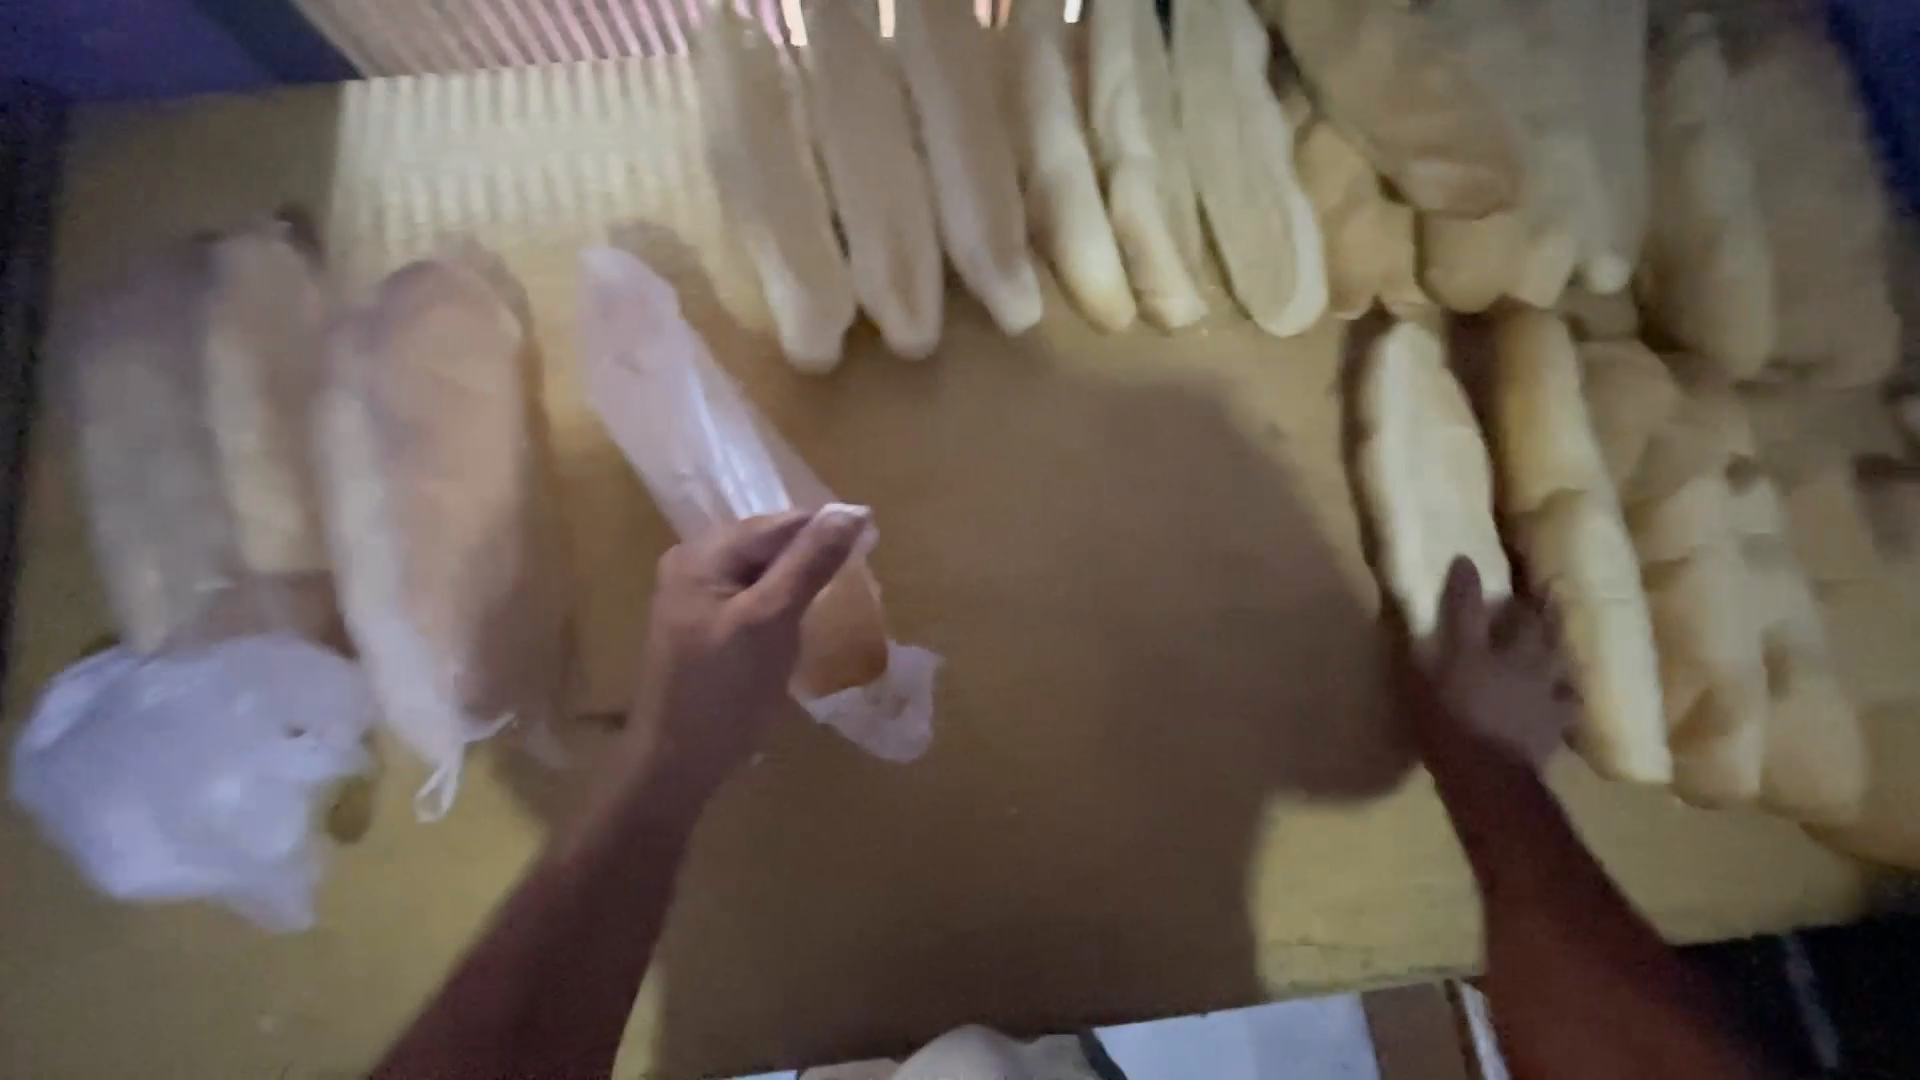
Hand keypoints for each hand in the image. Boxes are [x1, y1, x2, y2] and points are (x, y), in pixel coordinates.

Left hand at [626, 507, 867, 799]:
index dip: (827, 529)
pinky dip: (784, 604)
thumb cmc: (725, 690)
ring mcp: (698, 596)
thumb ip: (811, 561)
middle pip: (770, 543)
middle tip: (854, 583)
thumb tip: (853, 510)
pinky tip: (801, 623)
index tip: (873, 546)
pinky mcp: (708, 625)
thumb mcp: (772, 619)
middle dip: (812, 557)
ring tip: (835, 600)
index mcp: (702, 553)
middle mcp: (694, 563)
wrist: (677, 765)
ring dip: (801, 581)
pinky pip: (756, 596)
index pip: (780, 522)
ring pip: (766, 571)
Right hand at [1412, 557, 1577, 770]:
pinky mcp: (1558, 714)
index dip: (1466, 581)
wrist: (1487, 773)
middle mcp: (1512, 659)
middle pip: (1527, 622)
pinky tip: (1562, 690)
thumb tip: (1402, 627)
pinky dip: (1565, 690)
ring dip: (1554, 637)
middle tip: (1528, 594)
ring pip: (1556, 651)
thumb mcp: (1412, 689)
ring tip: (1553, 629)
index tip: (1465, 561)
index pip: (1467, 606)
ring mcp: (1541, 686)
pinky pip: (1569, 696)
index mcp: (1472, 652)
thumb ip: (1410, 657)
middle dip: (1528, 605)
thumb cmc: (1441, 728)